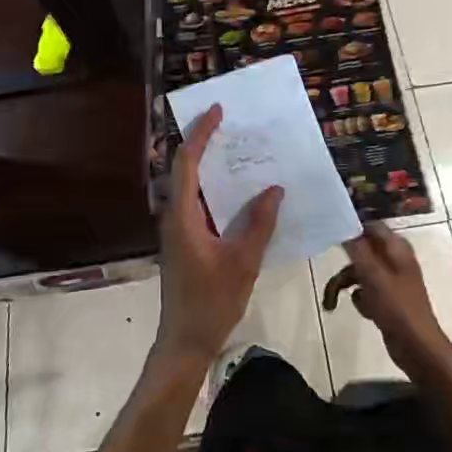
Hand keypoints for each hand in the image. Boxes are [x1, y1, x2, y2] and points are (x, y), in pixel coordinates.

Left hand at [155, 104, 282, 366]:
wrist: (185, 341)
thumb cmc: (210, 302)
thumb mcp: (242, 262)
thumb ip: (258, 224)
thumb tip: (275, 188)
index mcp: (183, 216)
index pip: (186, 164)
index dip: (200, 134)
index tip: (217, 111)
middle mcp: (176, 217)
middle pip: (187, 170)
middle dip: (207, 143)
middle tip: (235, 124)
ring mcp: (181, 230)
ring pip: (195, 187)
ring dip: (215, 167)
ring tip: (244, 150)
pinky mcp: (189, 241)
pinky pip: (203, 205)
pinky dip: (220, 191)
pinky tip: (245, 193)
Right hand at [326, 223, 451, 379]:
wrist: (416, 346)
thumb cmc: (397, 307)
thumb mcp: (373, 275)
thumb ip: (357, 249)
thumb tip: (343, 225)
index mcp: (397, 248)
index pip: (372, 227)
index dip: (352, 229)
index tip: (331, 235)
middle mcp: (395, 260)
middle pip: (363, 252)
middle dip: (345, 268)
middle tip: (331, 282)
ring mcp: (392, 280)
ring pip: (362, 274)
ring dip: (348, 286)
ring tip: (331, 303)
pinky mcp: (389, 298)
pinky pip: (367, 291)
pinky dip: (363, 300)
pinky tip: (366, 312)